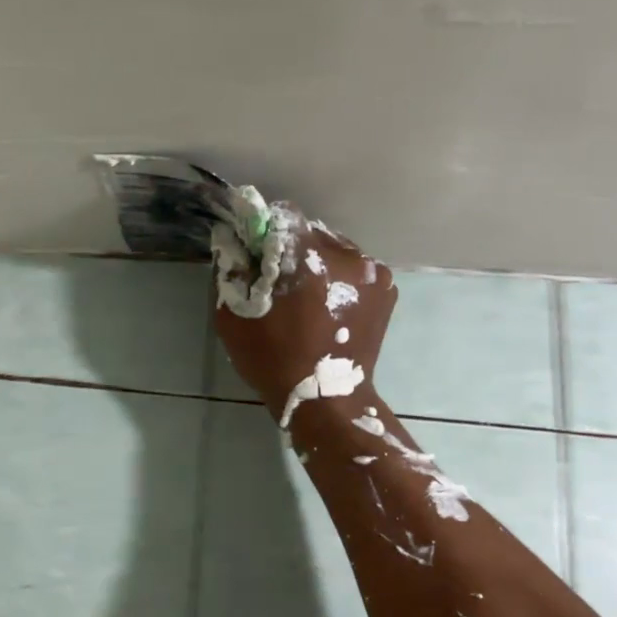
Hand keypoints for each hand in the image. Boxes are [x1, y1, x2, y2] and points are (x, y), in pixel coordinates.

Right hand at [211, 207, 398, 412]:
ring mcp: (371, 271)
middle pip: (311, 232)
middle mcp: (345, 253)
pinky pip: (355, 270)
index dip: (265, 229)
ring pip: (336, 249)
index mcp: (306, 255)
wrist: (326, 402)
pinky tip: (329, 306)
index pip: (283, 215)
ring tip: (307, 298)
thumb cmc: (272, 359)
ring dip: (319, 263)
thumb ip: (230, 270)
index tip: (256, 252)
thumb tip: (232, 240)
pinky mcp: (386, 289)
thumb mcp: (233, 315)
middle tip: (280, 280)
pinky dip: (340, 279)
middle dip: (293, 249)